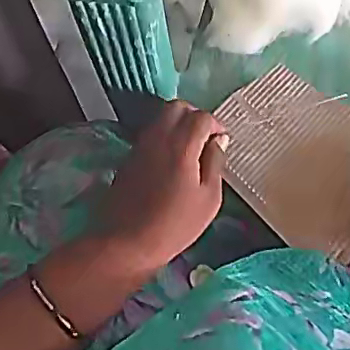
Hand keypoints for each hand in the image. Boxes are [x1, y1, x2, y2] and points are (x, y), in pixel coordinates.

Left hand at [92, 101, 227, 272]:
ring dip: (178, 123)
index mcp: (181, 145)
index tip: (222, 140)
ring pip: (161, 117)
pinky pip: (150, 132)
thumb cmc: (175, 225)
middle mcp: (159, 137)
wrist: (127, 241)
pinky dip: (164, 135)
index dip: (215, 124)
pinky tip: (172, 159)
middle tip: (205, 137)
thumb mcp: (208, 198)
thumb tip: (218, 140)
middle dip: (195, 115)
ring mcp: (141, 145)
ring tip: (190, 148)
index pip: (201, 116)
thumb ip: (215, 163)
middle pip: (177, 107)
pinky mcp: (130, 155)